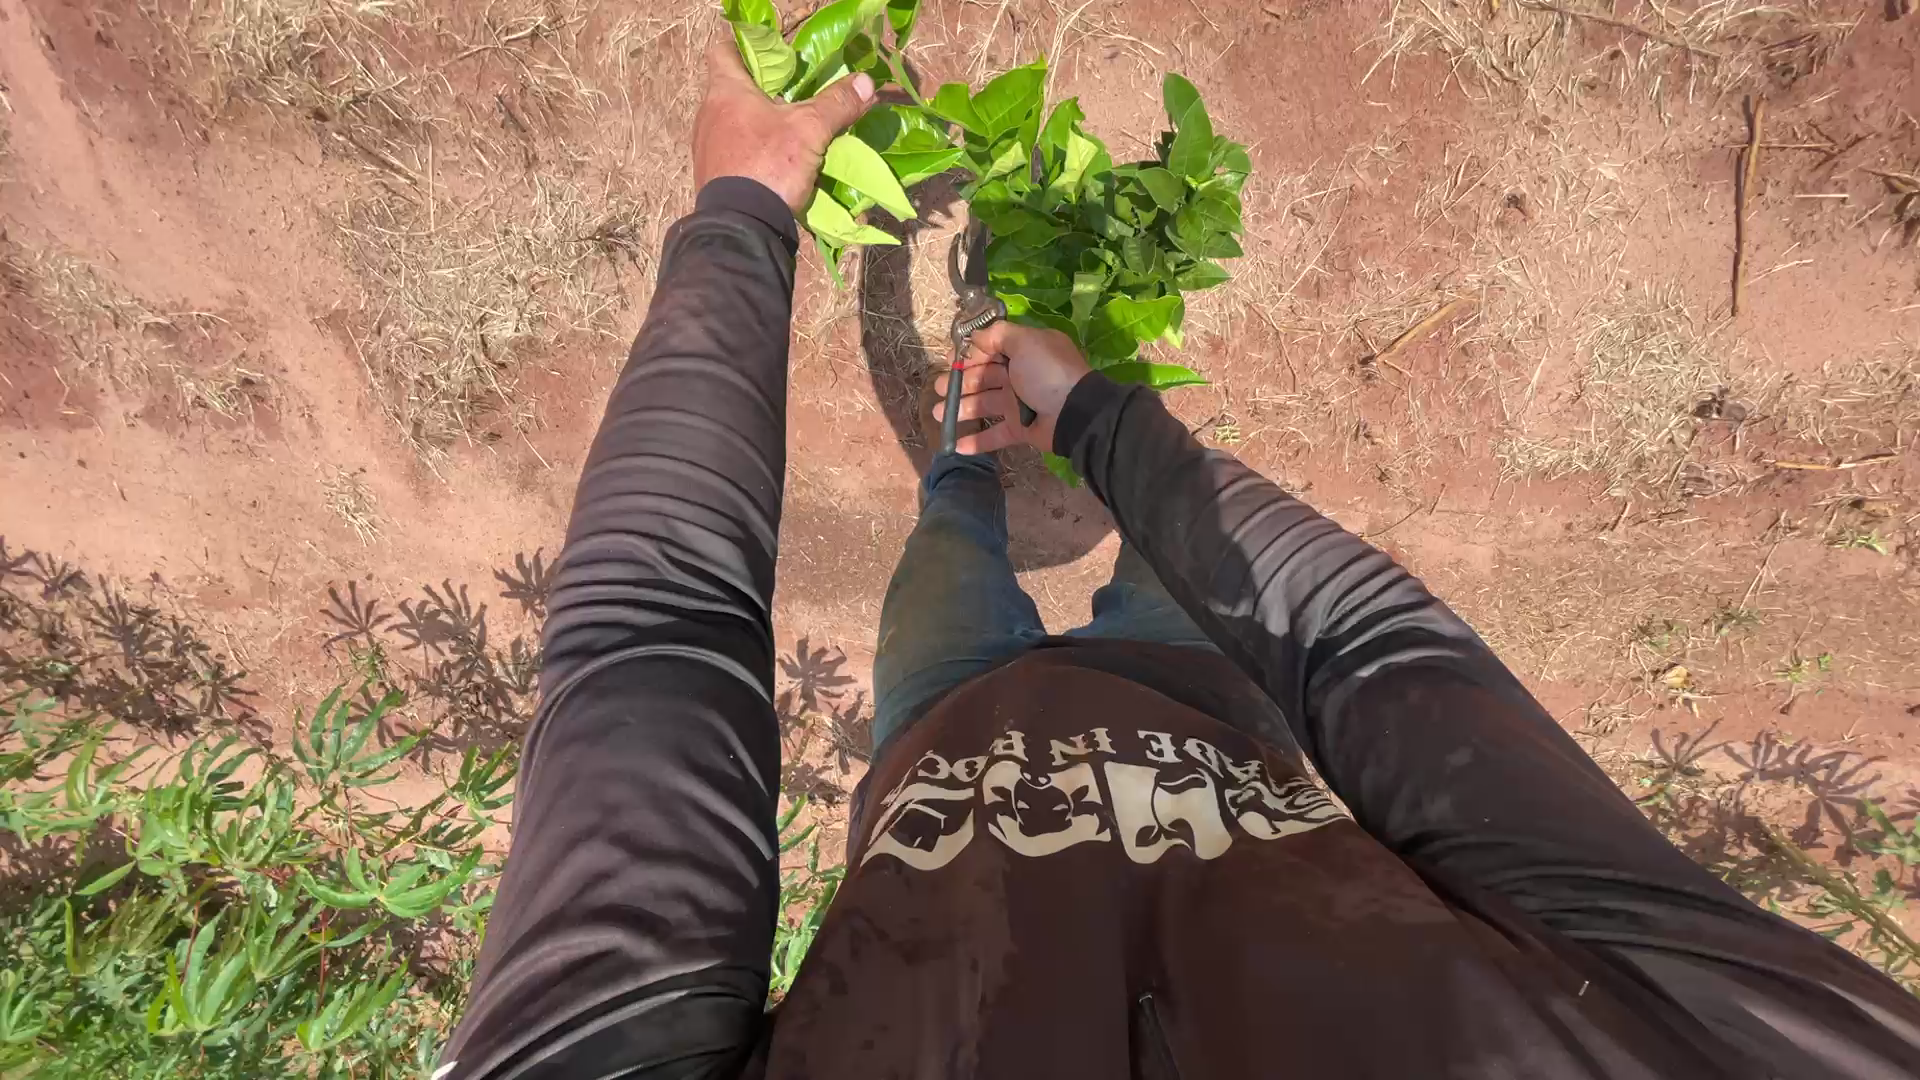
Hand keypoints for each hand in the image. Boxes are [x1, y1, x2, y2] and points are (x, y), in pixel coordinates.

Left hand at [692, 40, 876, 213]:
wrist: (743, 225)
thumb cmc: (769, 165)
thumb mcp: (809, 132)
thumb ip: (835, 106)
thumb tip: (865, 83)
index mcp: (726, 90)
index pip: (726, 50)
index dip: (750, 50)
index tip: (776, 62)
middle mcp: (709, 114)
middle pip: (734, 90)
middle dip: (761, 94)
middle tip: (790, 102)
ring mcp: (707, 148)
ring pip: (733, 125)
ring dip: (757, 128)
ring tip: (785, 139)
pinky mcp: (711, 178)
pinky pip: (732, 156)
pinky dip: (751, 156)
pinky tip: (771, 168)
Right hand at [931, 322, 1092, 455]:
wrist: (1074, 413)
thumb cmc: (1047, 372)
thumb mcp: (1024, 342)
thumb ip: (998, 335)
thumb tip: (975, 336)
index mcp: (1023, 352)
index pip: (990, 350)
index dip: (969, 355)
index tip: (950, 361)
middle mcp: (1020, 376)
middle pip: (983, 378)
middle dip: (958, 383)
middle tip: (937, 389)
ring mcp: (1019, 404)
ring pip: (984, 405)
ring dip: (960, 409)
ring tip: (938, 413)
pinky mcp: (1020, 429)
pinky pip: (994, 434)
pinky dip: (976, 441)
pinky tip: (956, 446)